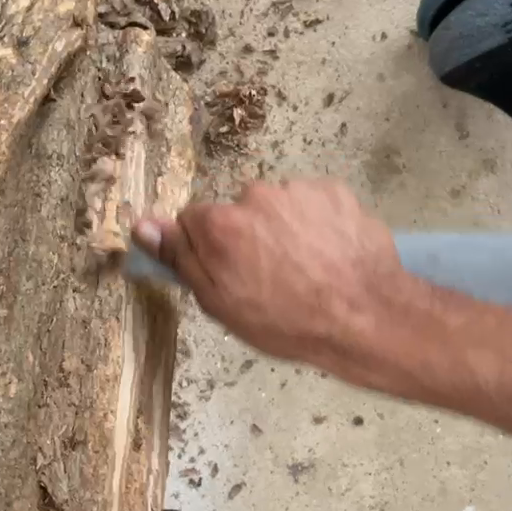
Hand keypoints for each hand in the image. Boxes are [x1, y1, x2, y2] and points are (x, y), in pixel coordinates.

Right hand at [134, 180, 425, 384]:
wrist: (368, 317)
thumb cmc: (286, 320)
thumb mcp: (219, 302)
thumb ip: (179, 258)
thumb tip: (142, 225)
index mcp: (219, 223)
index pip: (193, 222)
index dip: (209, 249)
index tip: (230, 274)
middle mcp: (253, 194)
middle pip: (236, 212)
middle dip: (247, 236)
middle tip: (272, 276)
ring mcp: (297, 189)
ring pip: (275, 207)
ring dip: (283, 228)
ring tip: (307, 268)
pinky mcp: (334, 191)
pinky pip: (311, 203)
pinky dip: (316, 222)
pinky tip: (329, 254)